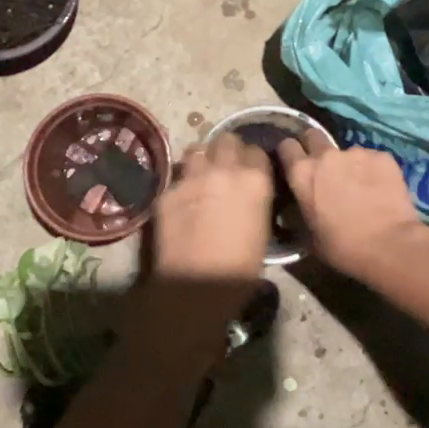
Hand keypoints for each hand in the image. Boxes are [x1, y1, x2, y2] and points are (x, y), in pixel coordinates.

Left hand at [150, 133, 274, 285]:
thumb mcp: (261, 230)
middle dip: (227, 150)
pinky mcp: (167, 191)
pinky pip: (176, 178)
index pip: (256, 151)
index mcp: (254, 181)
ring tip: (201, 177)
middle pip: (226, 140)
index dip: (252, 160)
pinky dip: (182, 185)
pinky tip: (182, 202)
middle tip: (225, 167)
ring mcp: (191, 178)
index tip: (249, 170)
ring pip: (197, 150)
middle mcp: (224, 170)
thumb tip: (248, 193)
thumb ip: (254, 200)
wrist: (195, 287)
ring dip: (202, 160)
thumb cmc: (240, 270)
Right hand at [275, 131, 425, 277]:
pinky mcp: (383, 156)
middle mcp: (326, 155)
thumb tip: (301, 205)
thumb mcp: (309, 234)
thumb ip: (302, 209)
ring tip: (360, 187)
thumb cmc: (343, 247)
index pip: (286, 146)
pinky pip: (373, 159)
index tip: (294, 164)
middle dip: (315, 147)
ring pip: (347, 151)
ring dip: (349, 164)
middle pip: (313, 135)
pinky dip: (373, 170)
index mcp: (302, 173)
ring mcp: (357, 152)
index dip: (290, 154)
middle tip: (324, 169)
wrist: (389, 245)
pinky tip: (380, 189)